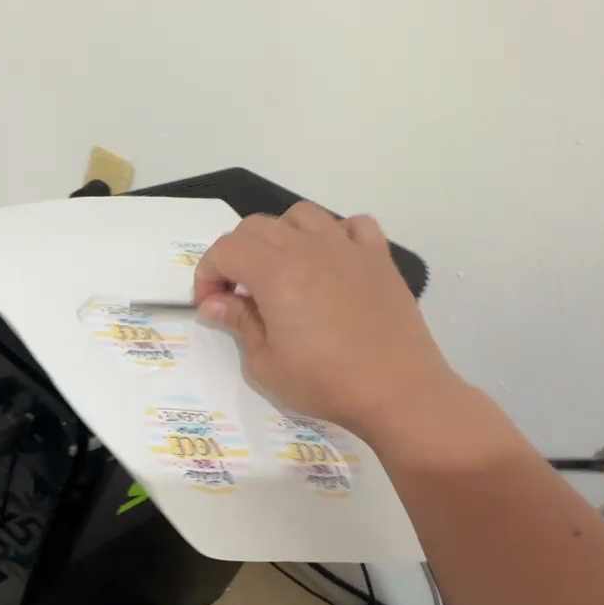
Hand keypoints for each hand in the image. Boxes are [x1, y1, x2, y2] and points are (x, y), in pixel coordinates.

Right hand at [193, 202, 464, 439]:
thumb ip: (238, 323)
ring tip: (279, 274)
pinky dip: (330, 236)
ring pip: (301, 216)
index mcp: (276, 273)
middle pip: (257, 227)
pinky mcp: (378, 257)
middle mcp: (309, 248)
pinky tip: (327, 264)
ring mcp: (348, 248)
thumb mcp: (264, 363)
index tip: (211, 307)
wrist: (395, 389)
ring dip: (279, 238)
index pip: (226, 249)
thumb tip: (215, 304)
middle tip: (237, 295)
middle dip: (235, 256)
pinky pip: (350, 224)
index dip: (208, 275)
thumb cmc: (322, 382)